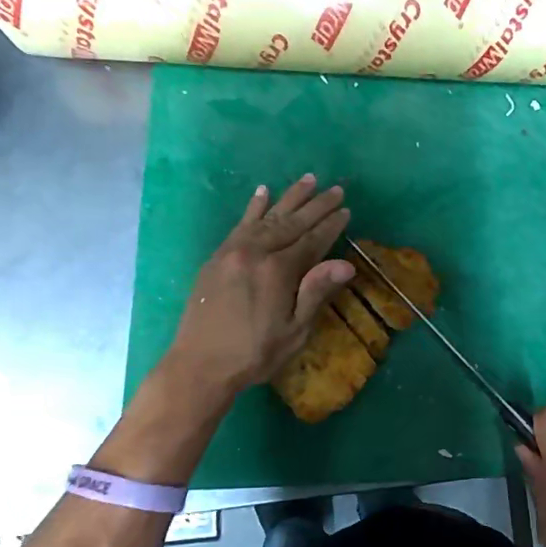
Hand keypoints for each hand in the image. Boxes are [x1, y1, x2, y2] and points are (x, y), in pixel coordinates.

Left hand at [157, 175, 353, 401]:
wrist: (198, 366)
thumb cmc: (254, 353)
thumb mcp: (294, 331)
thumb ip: (316, 292)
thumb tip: (346, 264)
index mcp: (278, 271)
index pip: (312, 240)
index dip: (331, 225)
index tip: (346, 209)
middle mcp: (255, 253)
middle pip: (292, 222)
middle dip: (316, 205)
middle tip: (336, 188)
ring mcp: (232, 252)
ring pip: (268, 217)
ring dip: (290, 198)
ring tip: (308, 179)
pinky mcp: (217, 257)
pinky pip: (240, 224)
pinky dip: (254, 208)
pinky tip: (263, 193)